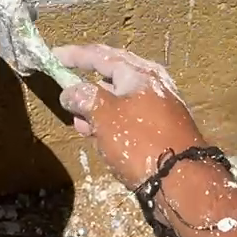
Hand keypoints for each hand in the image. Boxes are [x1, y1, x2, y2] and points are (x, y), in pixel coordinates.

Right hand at [53, 45, 204, 189]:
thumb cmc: (140, 142)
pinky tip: (99, 137)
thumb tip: (70, 91)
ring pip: (119, 99)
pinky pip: (128, 118)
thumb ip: (84, 98)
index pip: (100, 55)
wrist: (184, 181)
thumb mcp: (105, 116)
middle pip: (111, 75)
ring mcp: (159, 106)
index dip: (74, 55)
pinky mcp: (161, 129)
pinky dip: (110, 123)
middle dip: (86, 84)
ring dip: (96, 108)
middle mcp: (152, 83)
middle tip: (66, 91)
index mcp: (139, 73)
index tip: (53, 56)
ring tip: (79, 123)